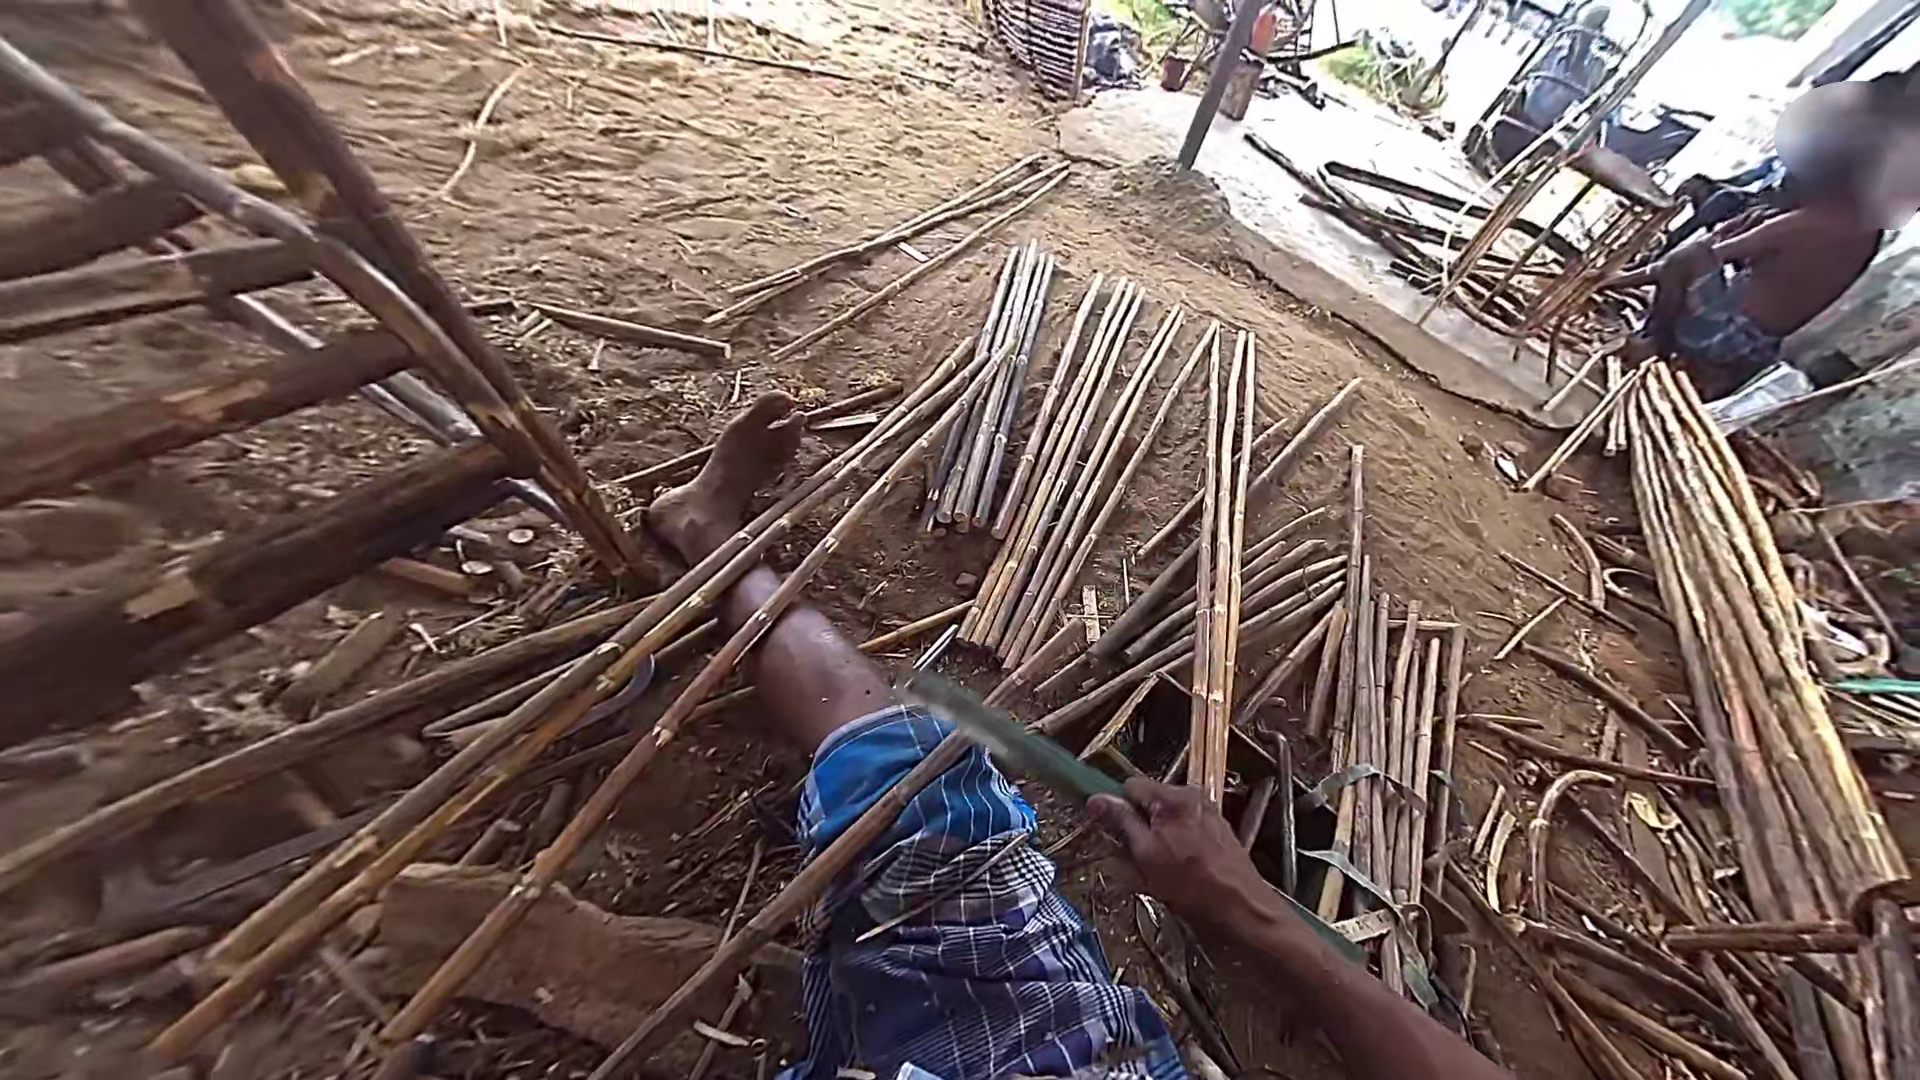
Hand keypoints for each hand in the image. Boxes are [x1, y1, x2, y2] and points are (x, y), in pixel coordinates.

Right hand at [1086, 778, 1277, 929]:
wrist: (1244, 908)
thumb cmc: (1191, 884)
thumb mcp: (1145, 854)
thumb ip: (1121, 820)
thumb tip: (1097, 798)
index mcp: (1171, 797)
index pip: (1130, 785)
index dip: (1119, 806)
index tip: (1115, 830)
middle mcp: (1191, 794)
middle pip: (1150, 798)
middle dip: (1140, 821)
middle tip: (1141, 852)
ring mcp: (1207, 809)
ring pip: (1167, 812)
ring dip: (1159, 831)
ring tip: (1163, 862)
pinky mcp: (1219, 825)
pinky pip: (1186, 822)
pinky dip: (1178, 837)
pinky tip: (1183, 863)